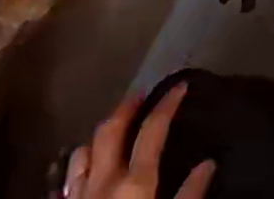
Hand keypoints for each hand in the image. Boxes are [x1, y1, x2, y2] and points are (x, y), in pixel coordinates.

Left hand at [64, 84, 215, 198]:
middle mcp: (103, 183)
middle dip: (126, 108)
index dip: (167, 103)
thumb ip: (189, 196)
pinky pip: (65, 184)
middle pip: (111, 132)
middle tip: (141, 95)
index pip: (153, 130)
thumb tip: (208, 163)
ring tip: (112, 130)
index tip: (179, 85)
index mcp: (135, 183)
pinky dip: (77, 167)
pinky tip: (83, 171)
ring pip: (81, 154)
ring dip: (98, 136)